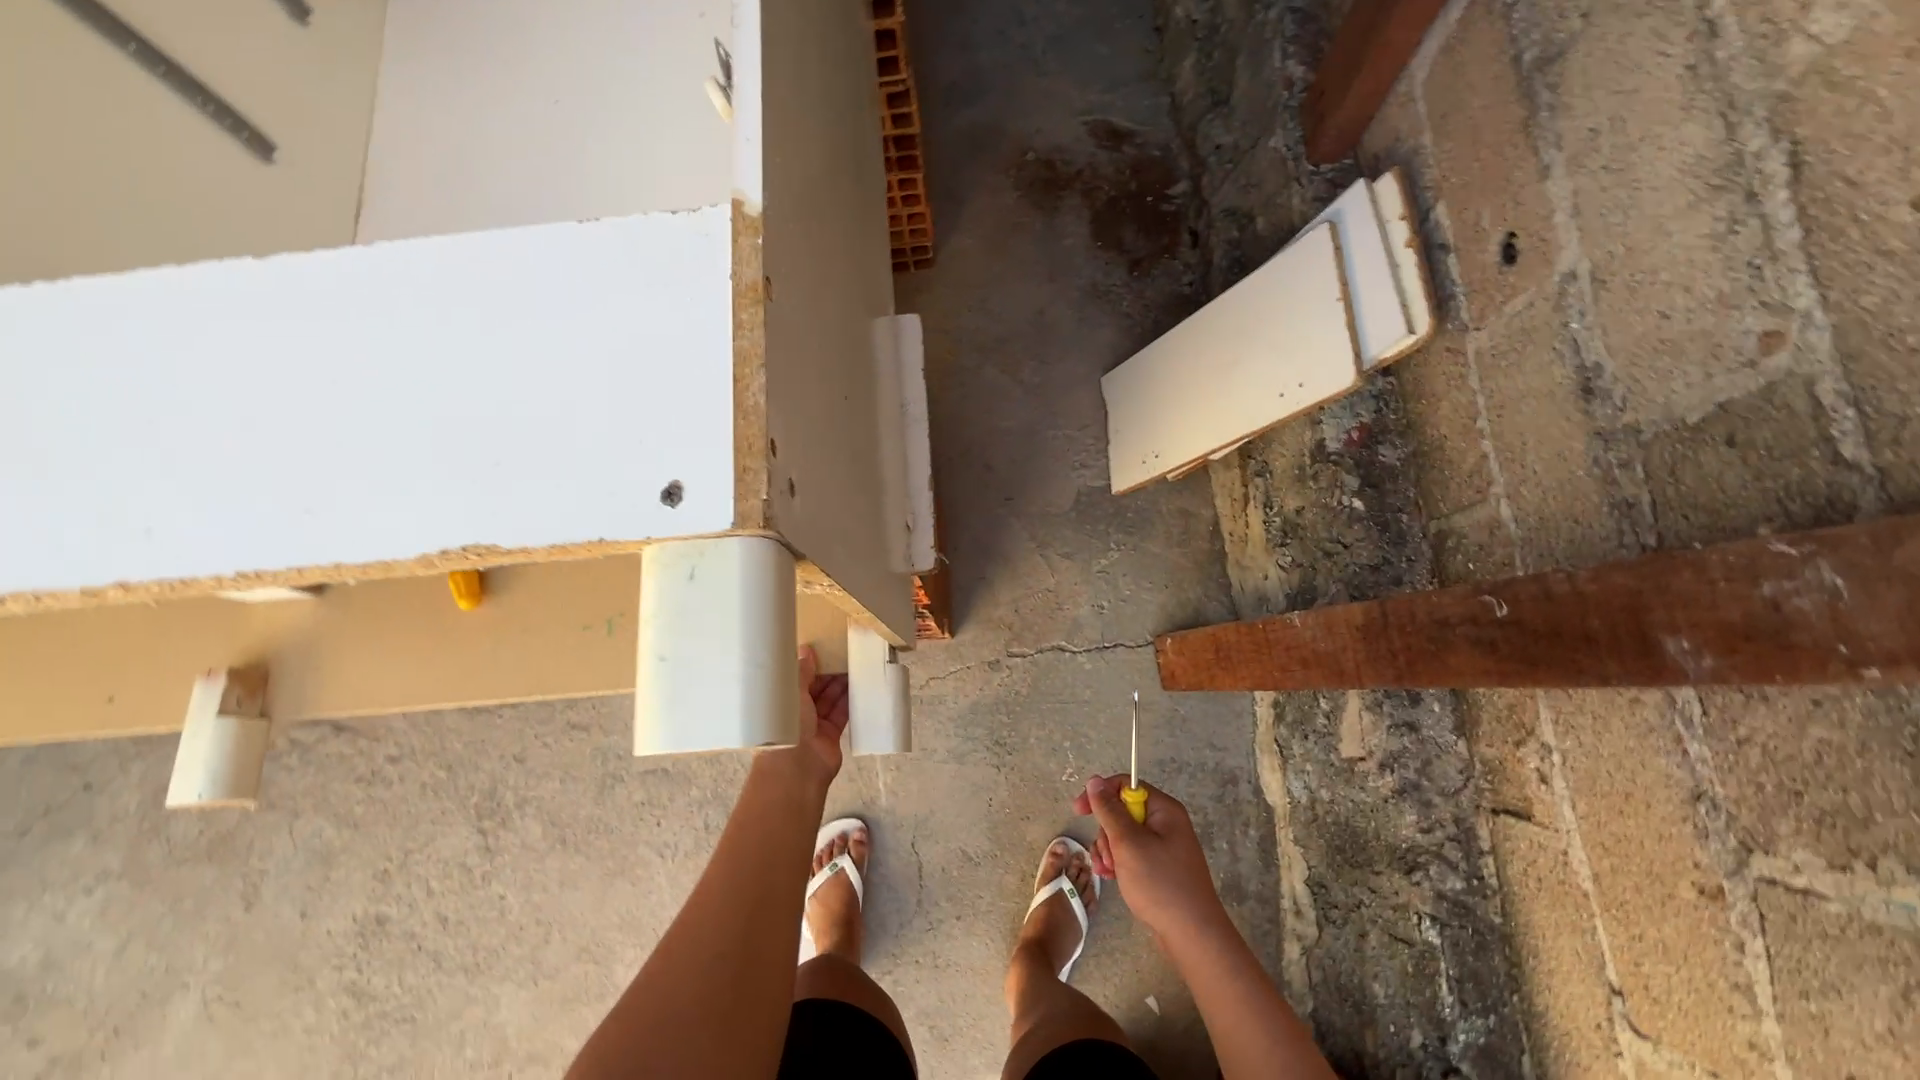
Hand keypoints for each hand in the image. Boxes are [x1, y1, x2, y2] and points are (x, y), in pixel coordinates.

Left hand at [788, 646, 848, 788]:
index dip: (809, 664)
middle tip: (844, 653)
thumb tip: (806, 650)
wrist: (798, 769)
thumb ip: (801, 672)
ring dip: (840, 683)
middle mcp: (796, 712)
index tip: (823, 648)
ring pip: (829, 699)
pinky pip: (841, 713)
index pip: (796, 678)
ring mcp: (814, 724)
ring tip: (855, 664)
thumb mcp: (792, 692)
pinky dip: (849, 700)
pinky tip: (859, 685)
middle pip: (814, 687)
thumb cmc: (787, 725)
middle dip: (828, 671)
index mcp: (781, 701)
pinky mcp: (831, 734)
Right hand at [1075, 774, 1226, 940]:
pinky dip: (1118, 863)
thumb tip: (1095, 780)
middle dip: (1106, 833)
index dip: (1100, 795)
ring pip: (1123, 835)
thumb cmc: (1160, 884)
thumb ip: (1109, 810)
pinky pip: (1131, 854)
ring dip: (1109, 851)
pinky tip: (1113, 879)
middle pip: (1122, 812)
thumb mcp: (1128, 843)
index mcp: (1164, 810)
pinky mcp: (1159, 866)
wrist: (1191, 933)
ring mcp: (1164, 846)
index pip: (1125, 786)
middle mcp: (1166, 823)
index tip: (1078, 812)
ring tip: (1109, 873)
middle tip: (1108, 857)